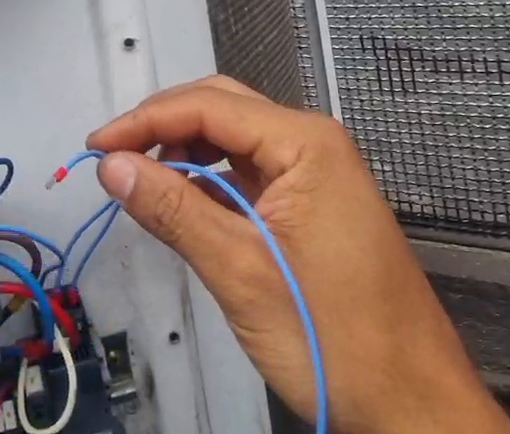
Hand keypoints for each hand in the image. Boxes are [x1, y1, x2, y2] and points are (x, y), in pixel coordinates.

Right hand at [87, 76, 509, 433]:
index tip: (95, 145)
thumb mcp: (240, 270)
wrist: (414, 406)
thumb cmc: (337, 339)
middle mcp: (313, 144)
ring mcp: (315, 173)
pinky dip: (207, 177)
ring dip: (183, 149)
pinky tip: (183, 201)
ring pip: (232, 137)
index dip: (144, 120)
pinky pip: (248, 170)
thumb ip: (173, 208)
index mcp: (305, 143)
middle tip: (113, 156)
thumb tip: (112, 165)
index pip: (207, 106)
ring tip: (142, 180)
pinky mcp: (312, 203)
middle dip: (162, 125)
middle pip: (220, 108)